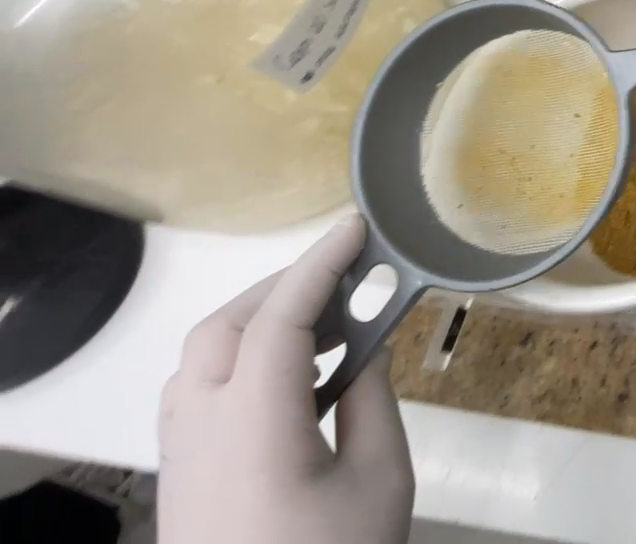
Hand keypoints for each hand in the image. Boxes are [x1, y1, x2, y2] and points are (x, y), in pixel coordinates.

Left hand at [160, 214, 412, 543]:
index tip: (357, 228)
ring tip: (328, 321)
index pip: (277, 323)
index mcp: (254, 429)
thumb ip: (370, 400)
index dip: (318, 266)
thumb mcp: (379, 475)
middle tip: (349, 272)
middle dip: (282, 286)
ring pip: (198, 361)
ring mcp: (182, 459)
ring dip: (258, 321)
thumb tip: (366, 347)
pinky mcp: (184, 478)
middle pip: (220, 332)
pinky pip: (197, 394)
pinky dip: (244, 359)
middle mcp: (200, 435)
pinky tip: (296, 375)